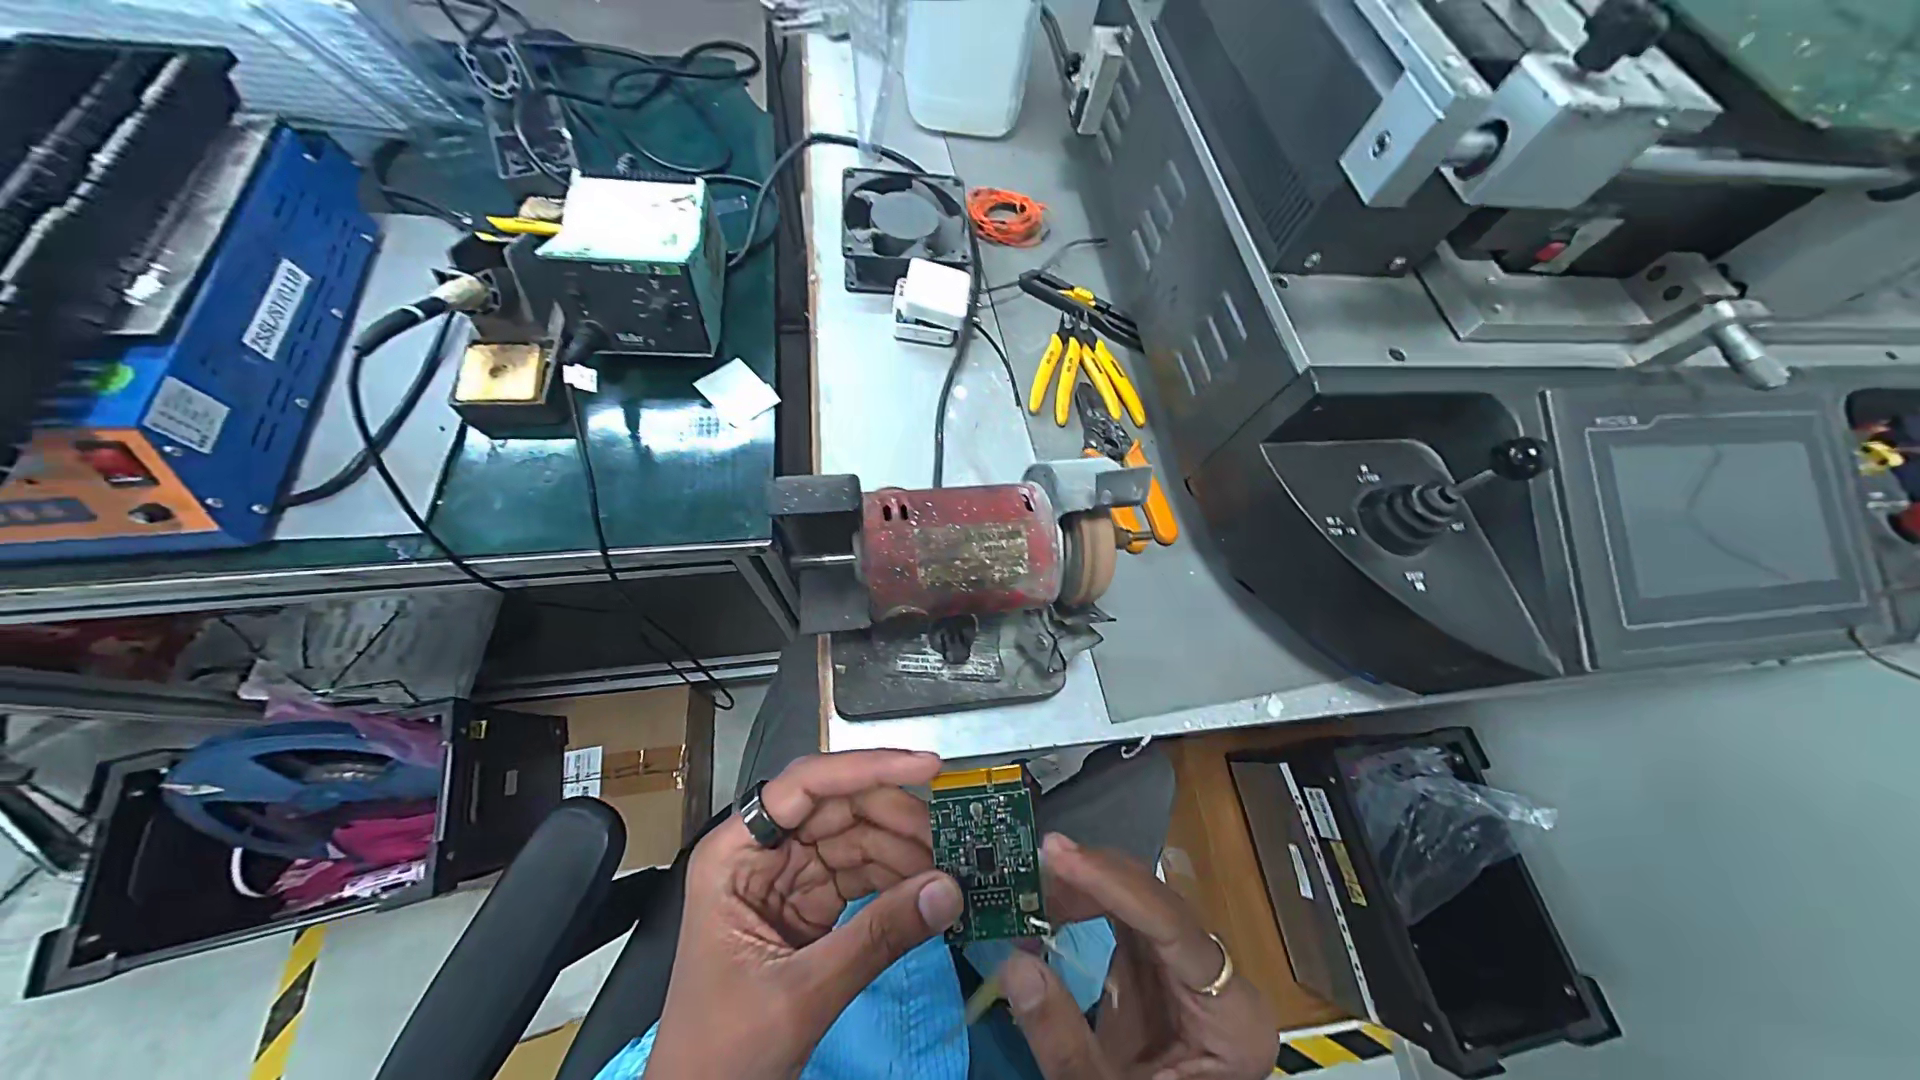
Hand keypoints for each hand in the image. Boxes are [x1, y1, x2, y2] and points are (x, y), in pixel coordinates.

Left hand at [646, 751, 964, 1078]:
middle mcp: (761, 851)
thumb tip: (947, 891)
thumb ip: (878, 937)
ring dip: (902, 849)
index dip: (867, 768)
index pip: (805, 786)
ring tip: (945, 865)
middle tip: (948, 834)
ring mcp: (787, 875)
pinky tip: (924, 887)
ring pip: (855, 837)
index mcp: (735, 853)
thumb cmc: (722, 1051)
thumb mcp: (800, 992)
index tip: (925, 767)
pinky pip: (860, 872)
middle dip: (895, 817)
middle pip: (837, 807)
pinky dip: (895, 878)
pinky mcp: (809, 901)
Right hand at [998, 833, 1276, 1079]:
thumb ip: (1065, 1042)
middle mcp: (1219, 977)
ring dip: (1084, 887)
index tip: (1058, 853)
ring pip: (1138, 901)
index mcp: (1231, 1017)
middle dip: (1091, 879)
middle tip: (1036, 868)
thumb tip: (1014, 964)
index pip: (1171, 924)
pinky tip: (1052, 908)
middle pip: (1155, 902)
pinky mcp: (1161, 967)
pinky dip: (1084, 907)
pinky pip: (1125, 919)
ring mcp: (1191, 968)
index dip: (1112, 883)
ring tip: (1035, 889)